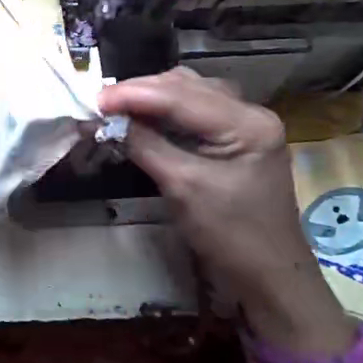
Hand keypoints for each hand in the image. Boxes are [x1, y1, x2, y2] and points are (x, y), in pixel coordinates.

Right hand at [98, 68, 352, 351]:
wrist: (267, 276)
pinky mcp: (235, 140)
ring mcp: (245, 126)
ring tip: (116, 109)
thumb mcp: (182, 187)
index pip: (181, 95)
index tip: (95, 99)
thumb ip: (146, 145)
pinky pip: (195, 114)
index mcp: (247, 123)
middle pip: (187, 86)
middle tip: (101, 104)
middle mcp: (250, 113)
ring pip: (190, 95)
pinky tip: (142, 120)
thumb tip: (109, 120)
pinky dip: (165, 114)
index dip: (134, 94)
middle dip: (142, 91)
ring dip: (152, 99)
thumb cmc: (229, 235)